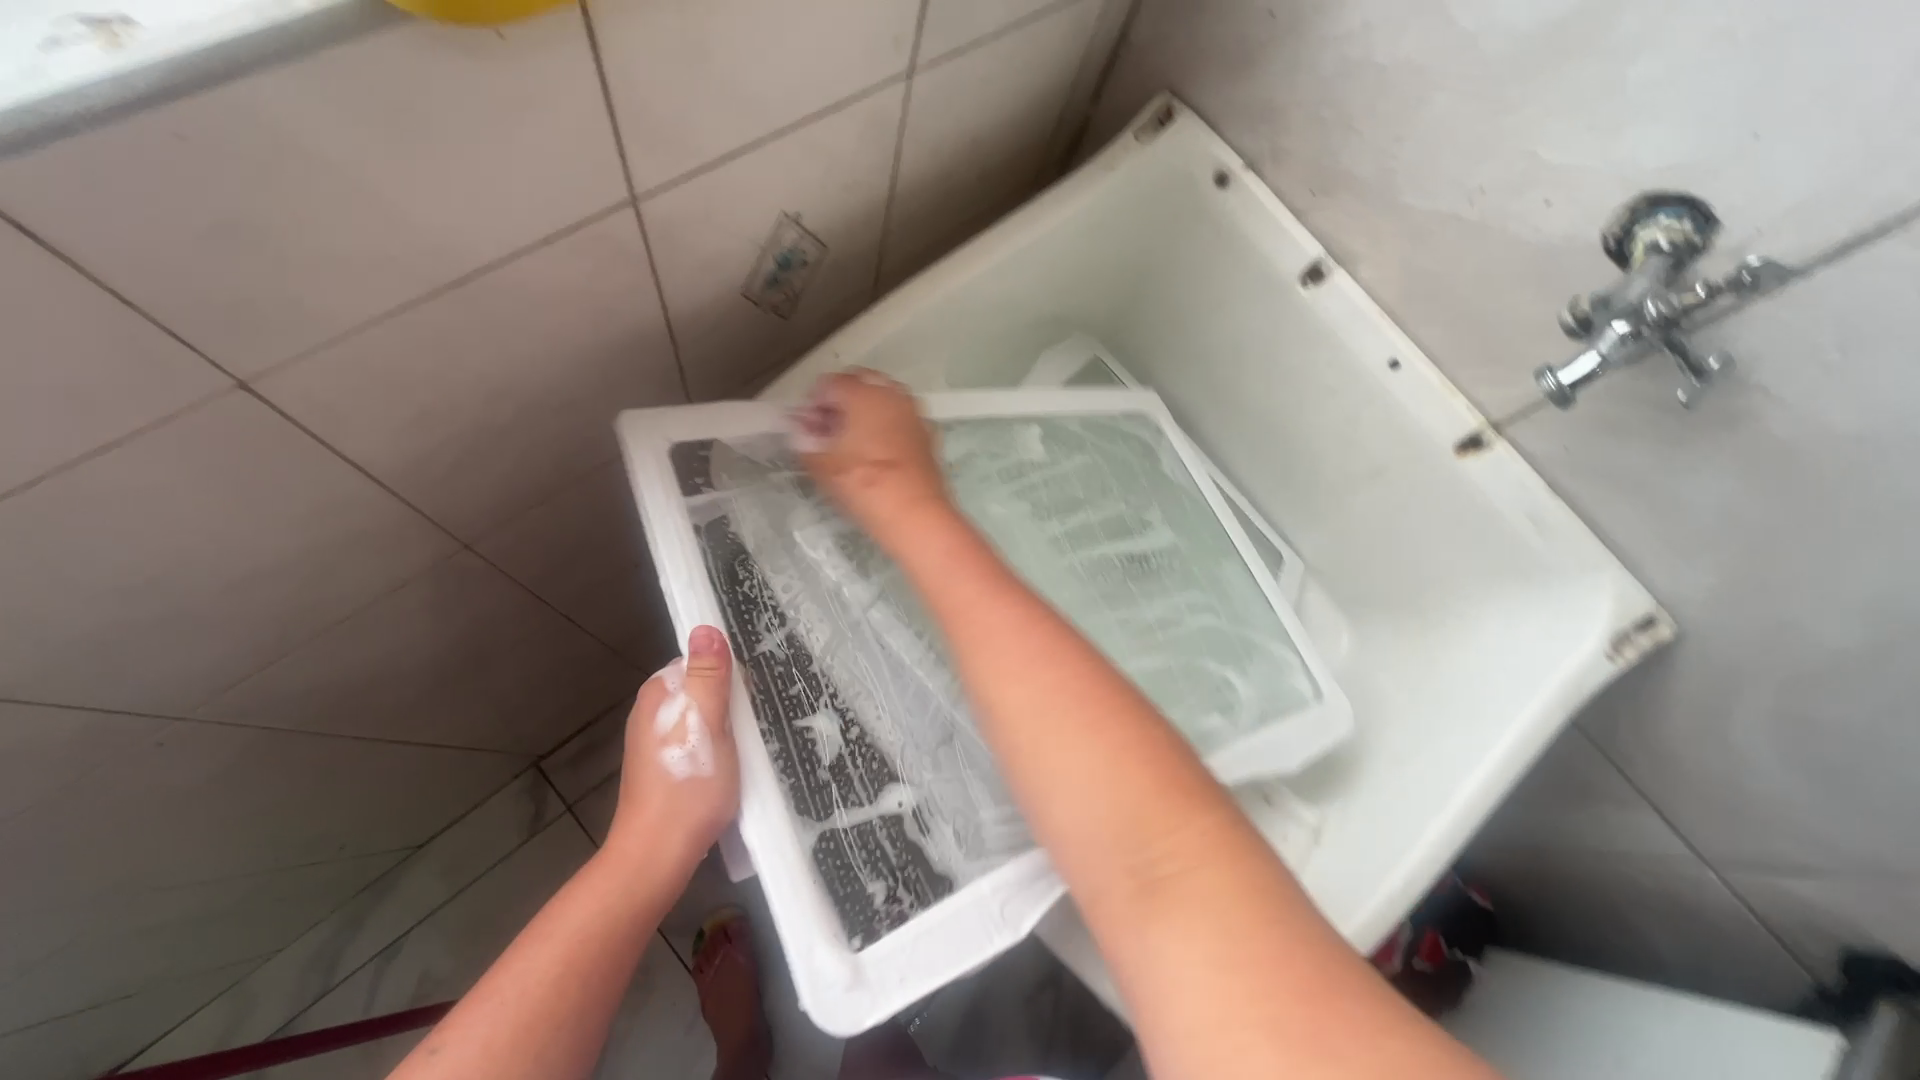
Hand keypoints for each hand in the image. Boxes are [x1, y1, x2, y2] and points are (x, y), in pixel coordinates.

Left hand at [605, 625, 739, 878]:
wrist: (659, 855)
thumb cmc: (688, 786)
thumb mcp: (708, 724)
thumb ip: (708, 676)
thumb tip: (705, 627)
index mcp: (657, 696)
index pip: (698, 662)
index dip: (727, 674)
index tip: (751, 695)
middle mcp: (650, 714)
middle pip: (700, 690)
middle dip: (729, 701)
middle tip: (754, 723)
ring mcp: (654, 744)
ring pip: (700, 719)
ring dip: (726, 727)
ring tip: (748, 746)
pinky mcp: (663, 770)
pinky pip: (697, 743)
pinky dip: (717, 748)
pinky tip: (732, 767)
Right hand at [788, 369, 955, 551]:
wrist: (916, 515)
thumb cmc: (864, 486)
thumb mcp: (822, 465)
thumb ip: (805, 439)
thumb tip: (800, 428)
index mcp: (864, 394)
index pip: (829, 383)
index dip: (812, 403)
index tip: (807, 428)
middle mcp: (892, 394)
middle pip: (859, 383)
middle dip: (840, 401)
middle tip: (827, 430)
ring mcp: (914, 412)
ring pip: (883, 397)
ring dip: (864, 410)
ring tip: (851, 441)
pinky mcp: (928, 433)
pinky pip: (900, 417)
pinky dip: (885, 424)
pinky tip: (876, 451)